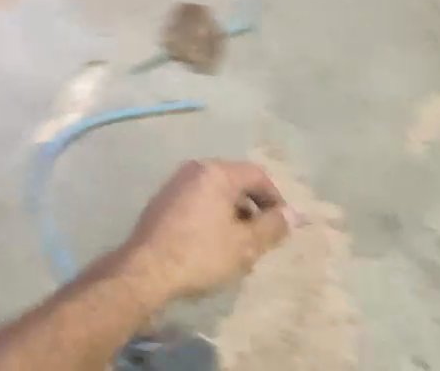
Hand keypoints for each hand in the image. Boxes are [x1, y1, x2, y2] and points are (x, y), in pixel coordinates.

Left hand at [115, 159, 291, 303]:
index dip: (275, 198)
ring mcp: (175, 183)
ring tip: (238, 245)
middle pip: (235, 181)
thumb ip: (272, 227)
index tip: (282, 225)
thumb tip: (293, 214)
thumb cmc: (200, 254)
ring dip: (232, 214)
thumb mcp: (244, 245)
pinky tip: (212, 245)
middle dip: (252, 208)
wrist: (146, 270)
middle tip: (261, 238)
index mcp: (216, 172)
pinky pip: (198, 201)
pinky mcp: (163, 201)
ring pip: (215, 192)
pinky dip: (212, 216)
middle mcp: (195, 169)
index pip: (256, 174)